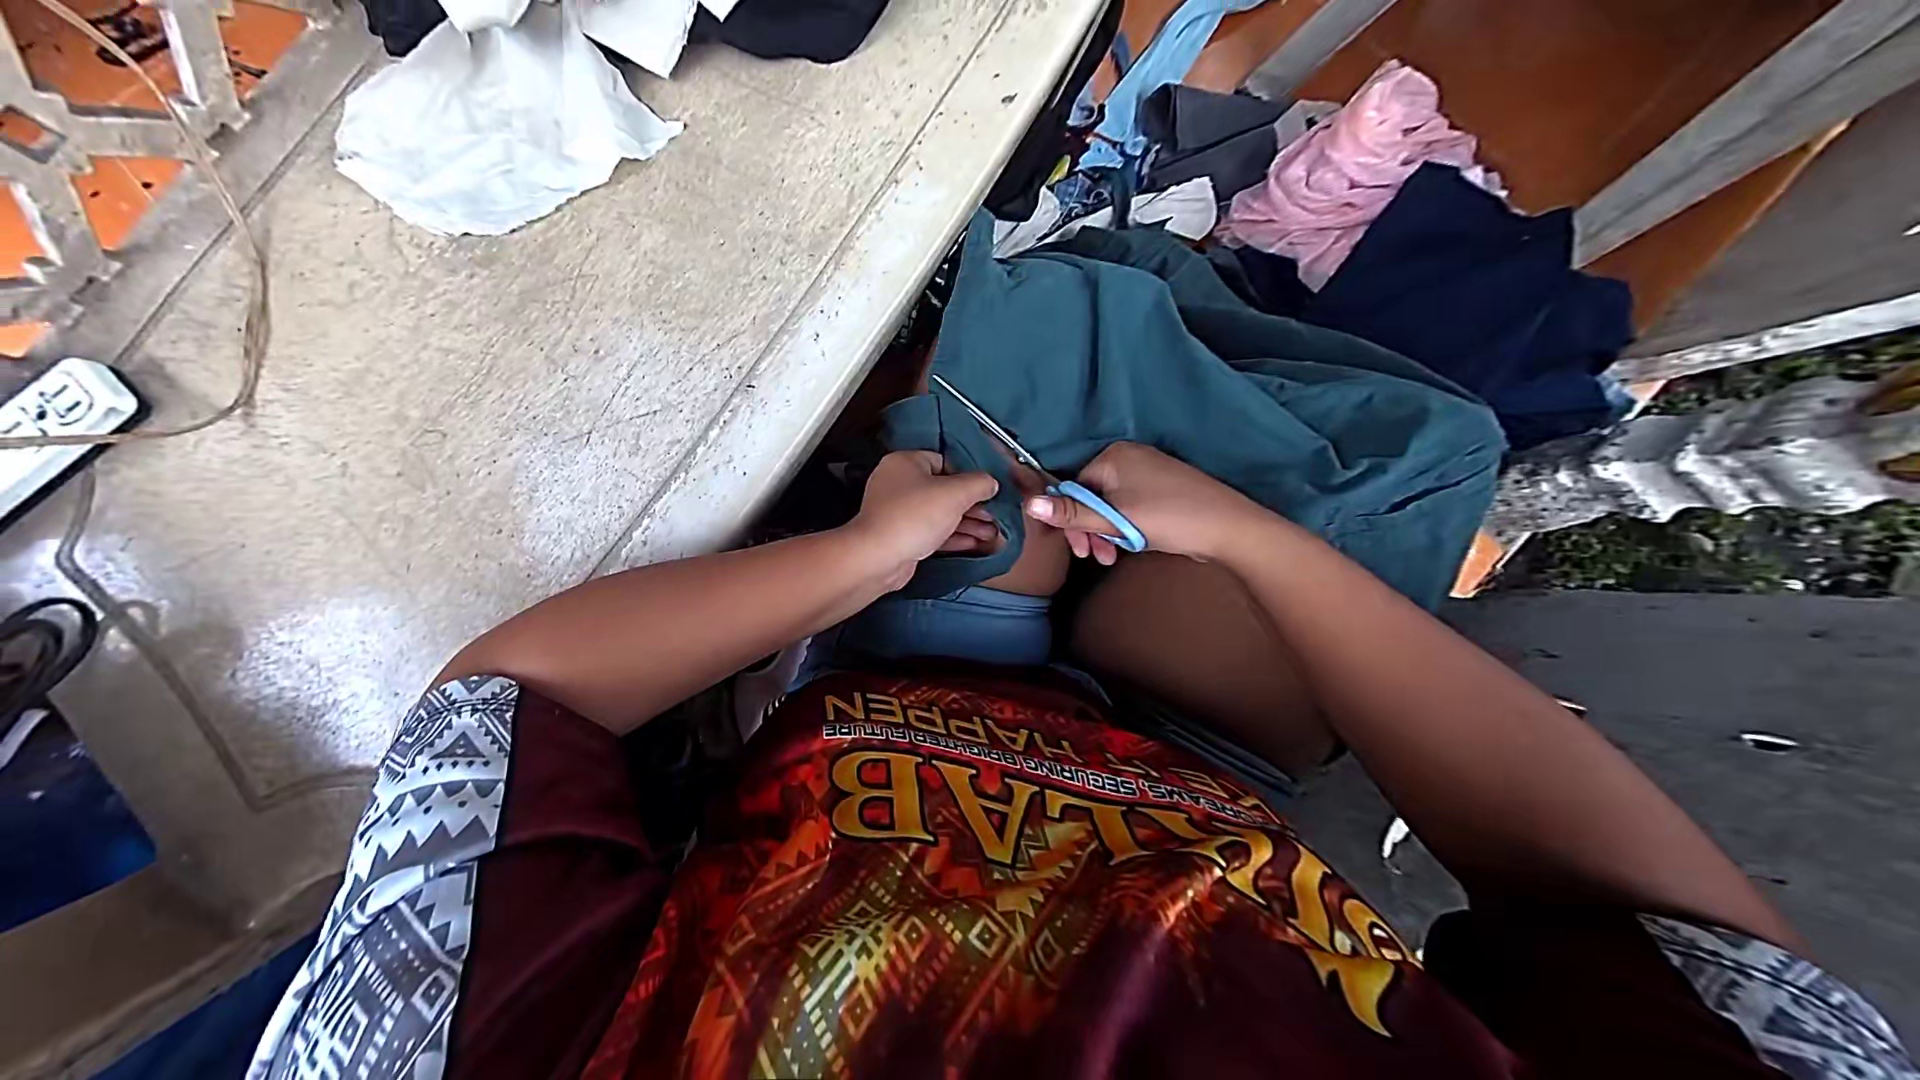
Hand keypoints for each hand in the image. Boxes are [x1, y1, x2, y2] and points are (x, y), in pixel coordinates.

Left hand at [849, 450, 1000, 589]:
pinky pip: (933, 531)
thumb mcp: (955, 493)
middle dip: (973, 505)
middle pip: (945, 490)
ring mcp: (899, 512)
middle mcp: (899, 483)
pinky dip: (953, 535)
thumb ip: (978, 484)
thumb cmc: (913, 517)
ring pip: (940, 513)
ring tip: (992, 532)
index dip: (969, 475)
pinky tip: (975, 543)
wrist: (878, 558)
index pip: (945, 461)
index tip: (988, 489)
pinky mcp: (902, 536)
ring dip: (967, 522)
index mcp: (906, 462)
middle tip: (995, 515)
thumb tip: (991, 483)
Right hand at [1022, 442, 1267, 562]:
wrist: (1229, 528)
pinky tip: (1130, 545)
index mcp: (1113, 456)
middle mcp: (1128, 457)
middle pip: (1090, 497)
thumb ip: (1072, 514)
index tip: (1079, 548)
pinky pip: (1128, 506)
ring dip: (1106, 533)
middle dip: (1090, 530)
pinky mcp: (1160, 488)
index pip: (1074, 488)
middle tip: (1097, 557)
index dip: (1071, 521)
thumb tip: (1029, 505)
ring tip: (1112, 557)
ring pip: (1109, 505)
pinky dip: (1124, 527)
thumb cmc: (1170, 517)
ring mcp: (1146, 472)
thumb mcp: (1115, 519)